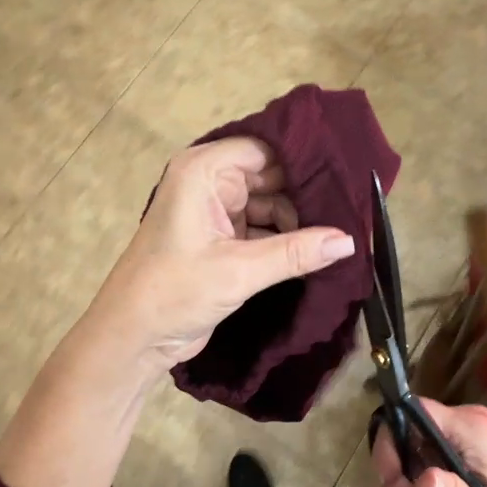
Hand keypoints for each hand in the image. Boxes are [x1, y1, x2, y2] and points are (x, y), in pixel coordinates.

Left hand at [87, 137, 355, 370]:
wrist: (131, 338)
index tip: (346, 173)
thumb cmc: (172, 292)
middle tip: (354, 207)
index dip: (304, 160)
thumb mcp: (238, 271)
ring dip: (299, 221)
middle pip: (270, 176)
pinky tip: (320, 250)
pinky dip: (285, 240)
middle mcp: (208, 182)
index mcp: (202, 171)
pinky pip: (262, 229)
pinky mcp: (221, 240)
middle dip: (306, 194)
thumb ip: (295, 253)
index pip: (265, 149)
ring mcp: (214, 212)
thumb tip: (350, 241)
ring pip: (269, 204)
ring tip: (345, 231)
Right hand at [372, 399, 486, 486]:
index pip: (414, 411)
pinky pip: (423, 451)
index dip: (392, 439)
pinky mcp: (462, 450)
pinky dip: (412, 474)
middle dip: (394, 461)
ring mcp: (465, 435)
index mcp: (473, 428)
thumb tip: (422, 481)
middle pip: (408, 424)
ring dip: (400, 471)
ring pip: (411, 439)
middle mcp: (467, 421)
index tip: (391, 482)